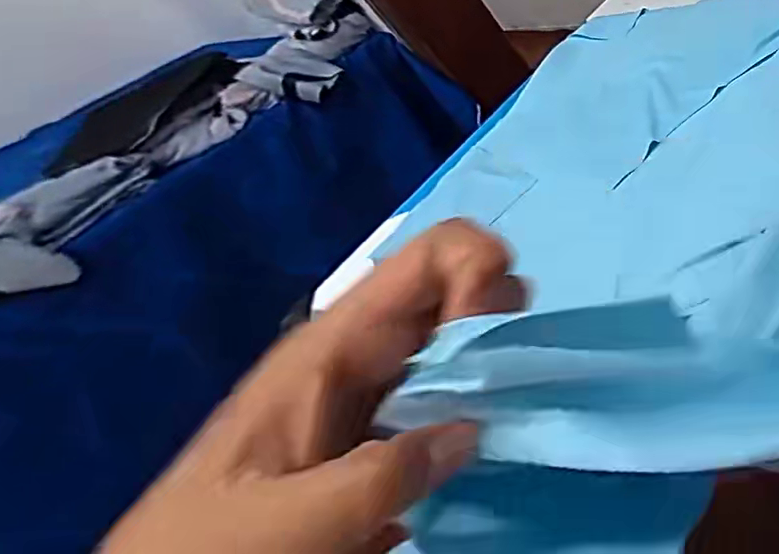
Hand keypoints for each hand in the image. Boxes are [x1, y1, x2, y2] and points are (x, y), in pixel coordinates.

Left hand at [104, 220, 526, 553]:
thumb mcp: (276, 527)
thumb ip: (376, 479)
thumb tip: (473, 430)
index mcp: (337, 341)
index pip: (435, 253)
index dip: (479, 270)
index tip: (490, 333)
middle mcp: (370, 347)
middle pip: (466, 284)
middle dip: (500, 316)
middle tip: (502, 379)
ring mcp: (384, 386)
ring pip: (470, 334)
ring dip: (499, 360)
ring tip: (502, 411)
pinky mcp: (394, 428)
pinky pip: (461, 386)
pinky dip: (487, 399)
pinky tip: (488, 439)